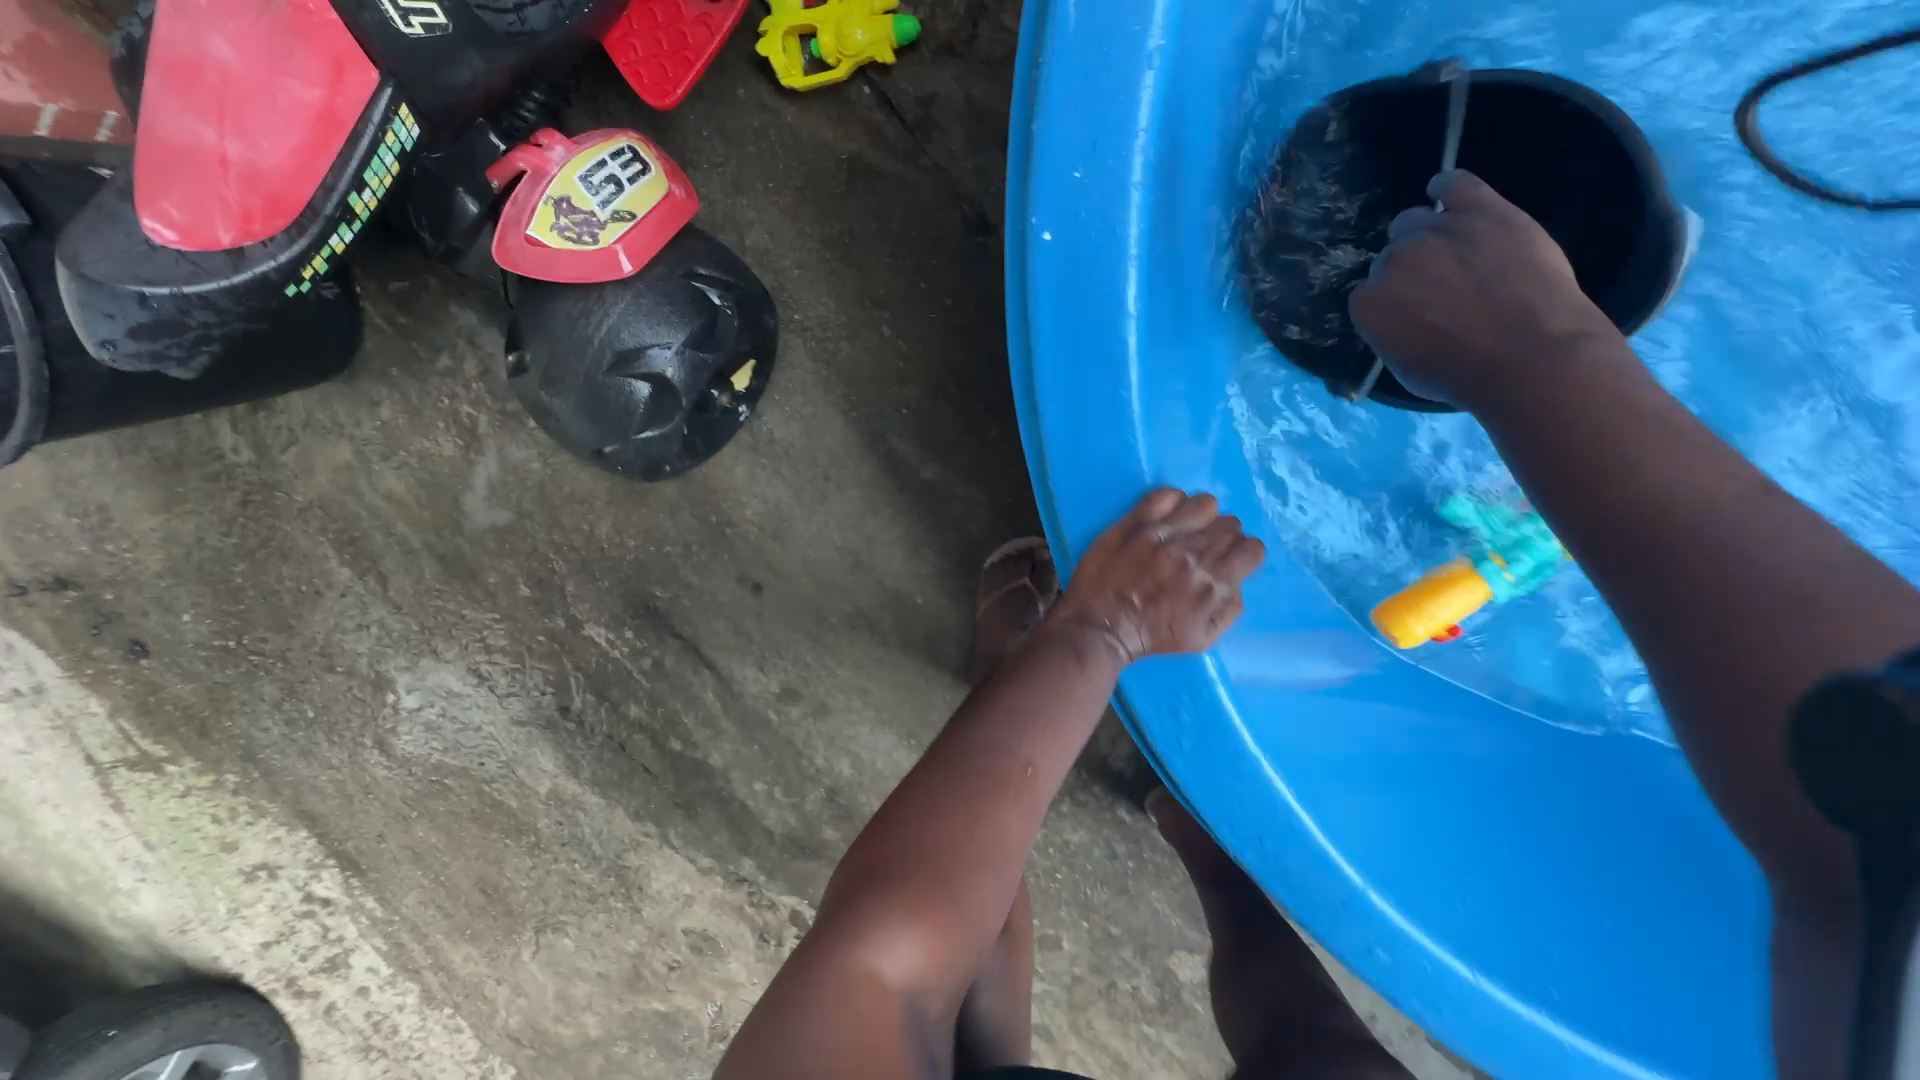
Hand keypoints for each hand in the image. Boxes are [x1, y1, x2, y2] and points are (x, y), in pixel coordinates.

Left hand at [1047, 489, 1265, 664]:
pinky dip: (1172, 501)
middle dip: (1223, 536)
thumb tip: (1237, 581)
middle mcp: (1194, 553)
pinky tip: (1166, 517)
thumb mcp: (1204, 639)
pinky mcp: (1135, 523)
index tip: (1230, 560)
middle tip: (1204, 549)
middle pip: (1229, 524)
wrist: (1100, 628)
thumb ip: (1230, 608)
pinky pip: (1166, 495)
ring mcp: (1163, 534)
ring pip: (1204, 504)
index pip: (1252, 547)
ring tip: (1187, 529)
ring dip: (1202, 515)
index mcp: (1214, 582)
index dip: (1244, 553)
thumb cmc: (1152, 637)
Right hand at [1348, 169, 1626, 408]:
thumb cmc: (1464, 375)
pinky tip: (1449, 195)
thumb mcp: (1406, 370)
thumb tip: (1398, 321)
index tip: (1410, 313)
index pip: (1368, 294)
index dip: (1390, 303)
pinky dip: (1447, 186)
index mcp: (1369, 304)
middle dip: (1408, 270)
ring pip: (1414, 220)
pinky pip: (1454, 183)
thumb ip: (1391, 335)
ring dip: (1425, 235)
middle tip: (1438, 288)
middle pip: (1390, 255)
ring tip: (1451, 251)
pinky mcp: (1480, 209)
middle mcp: (1392, 261)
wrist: (1531, 355)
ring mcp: (1435, 231)